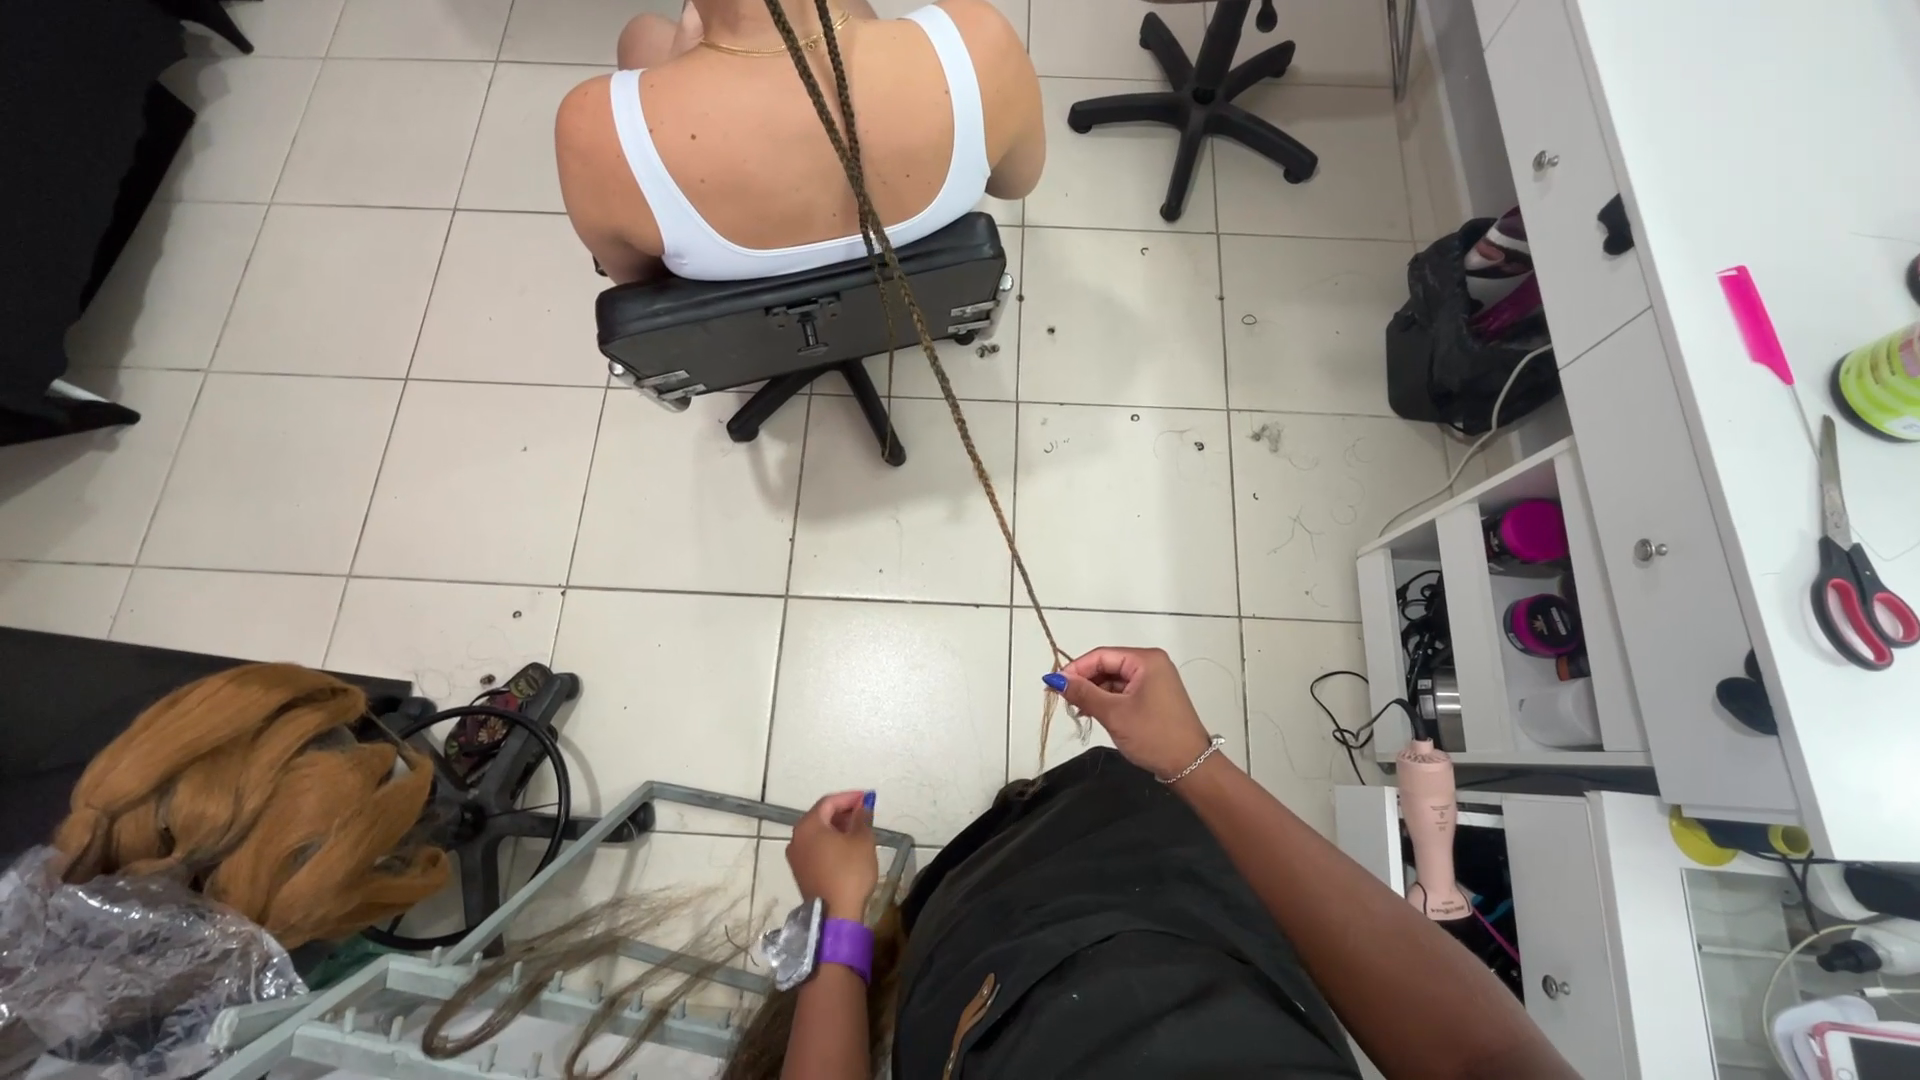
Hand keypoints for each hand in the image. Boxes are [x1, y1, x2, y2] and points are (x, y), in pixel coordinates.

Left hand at [787, 791, 877, 920]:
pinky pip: (815, 848)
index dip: (849, 797)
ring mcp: (796, 857)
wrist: (835, 916)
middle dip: (843, 811)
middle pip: (821, 816)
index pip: (829, 802)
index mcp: (808, 826)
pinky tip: (847, 847)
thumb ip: (862, 818)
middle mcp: (796, 838)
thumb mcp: (862, 840)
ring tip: (858, 829)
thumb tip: (862, 807)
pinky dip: (830, 842)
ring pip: (817, 833)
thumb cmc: (849, 872)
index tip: (867, 797)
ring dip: (837, 827)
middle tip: (864, 812)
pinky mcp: (801, 872)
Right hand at [1055, 647, 1213, 778]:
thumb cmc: (1153, 735)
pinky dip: (1107, 701)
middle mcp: (1151, 664)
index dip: (1075, 669)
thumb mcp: (1114, 714)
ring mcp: (1154, 681)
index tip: (1053, 685)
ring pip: (1114, 680)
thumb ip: (1083, 693)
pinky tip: (1094, 713)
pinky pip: (1124, 691)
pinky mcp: (1154, 696)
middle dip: (1085, 682)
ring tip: (1077, 710)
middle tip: (1063, 700)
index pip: (1101, 656)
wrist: (1191, 766)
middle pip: (1107, 666)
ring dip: (1094, 693)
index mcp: (1145, 660)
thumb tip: (1053, 679)